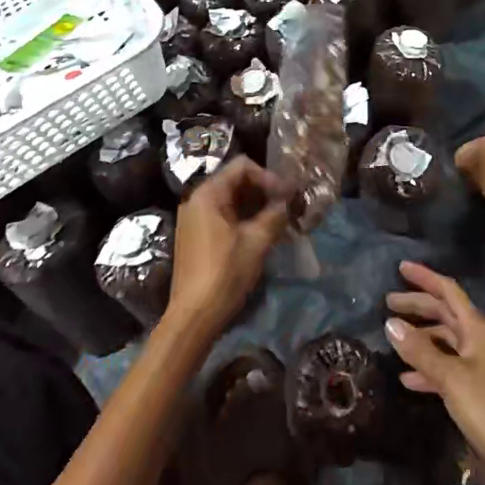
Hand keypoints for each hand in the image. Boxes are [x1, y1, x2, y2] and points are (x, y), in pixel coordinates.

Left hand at [166, 156, 292, 336]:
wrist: (194, 317)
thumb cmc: (225, 272)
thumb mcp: (258, 240)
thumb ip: (276, 213)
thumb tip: (289, 199)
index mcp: (208, 194)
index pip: (243, 166)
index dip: (269, 177)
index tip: (287, 195)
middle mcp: (197, 200)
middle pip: (237, 181)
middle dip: (265, 190)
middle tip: (288, 206)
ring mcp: (195, 219)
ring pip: (232, 199)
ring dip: (257, 206)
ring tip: (280, 220)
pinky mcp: (197, 236)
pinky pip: (225, 215)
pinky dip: (245, 218)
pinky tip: (263, 233)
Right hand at [386, 263, 484, 484]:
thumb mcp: (451, 378)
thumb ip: (421, 351)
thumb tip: (391, 323)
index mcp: (478, 329)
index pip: (449, 292)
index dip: (425, 278)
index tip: (400, 268)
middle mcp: (479, 341)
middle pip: (445, 314)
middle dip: (418, 305)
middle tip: (388, 302)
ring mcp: (478, 366)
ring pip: (444, 342)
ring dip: (420, 337)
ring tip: (393, 337)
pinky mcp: (475, 392)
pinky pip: (446, 369)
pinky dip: (426, 369)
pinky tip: (406, 378)